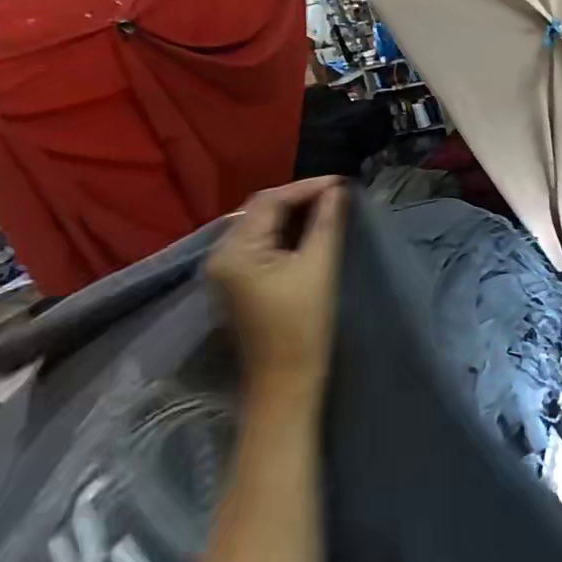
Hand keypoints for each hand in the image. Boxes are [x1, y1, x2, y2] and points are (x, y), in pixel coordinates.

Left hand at [204, 176, 347, 393]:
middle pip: (259, 210)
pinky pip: (258, 242)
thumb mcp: (319, 266)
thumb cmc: (303, 323)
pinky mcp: (235, 281)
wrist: (285, 379)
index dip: (307, 186)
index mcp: (234, 251)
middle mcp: (219, 255)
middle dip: (299, 197)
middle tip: (337, 192)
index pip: (269, 201)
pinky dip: (283, 230)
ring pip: (258, 225)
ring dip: (292, 212)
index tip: (342, 182)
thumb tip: (337, 190)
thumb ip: (326, 222)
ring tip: (328, 205)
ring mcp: (223, 270)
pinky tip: (309, 228)